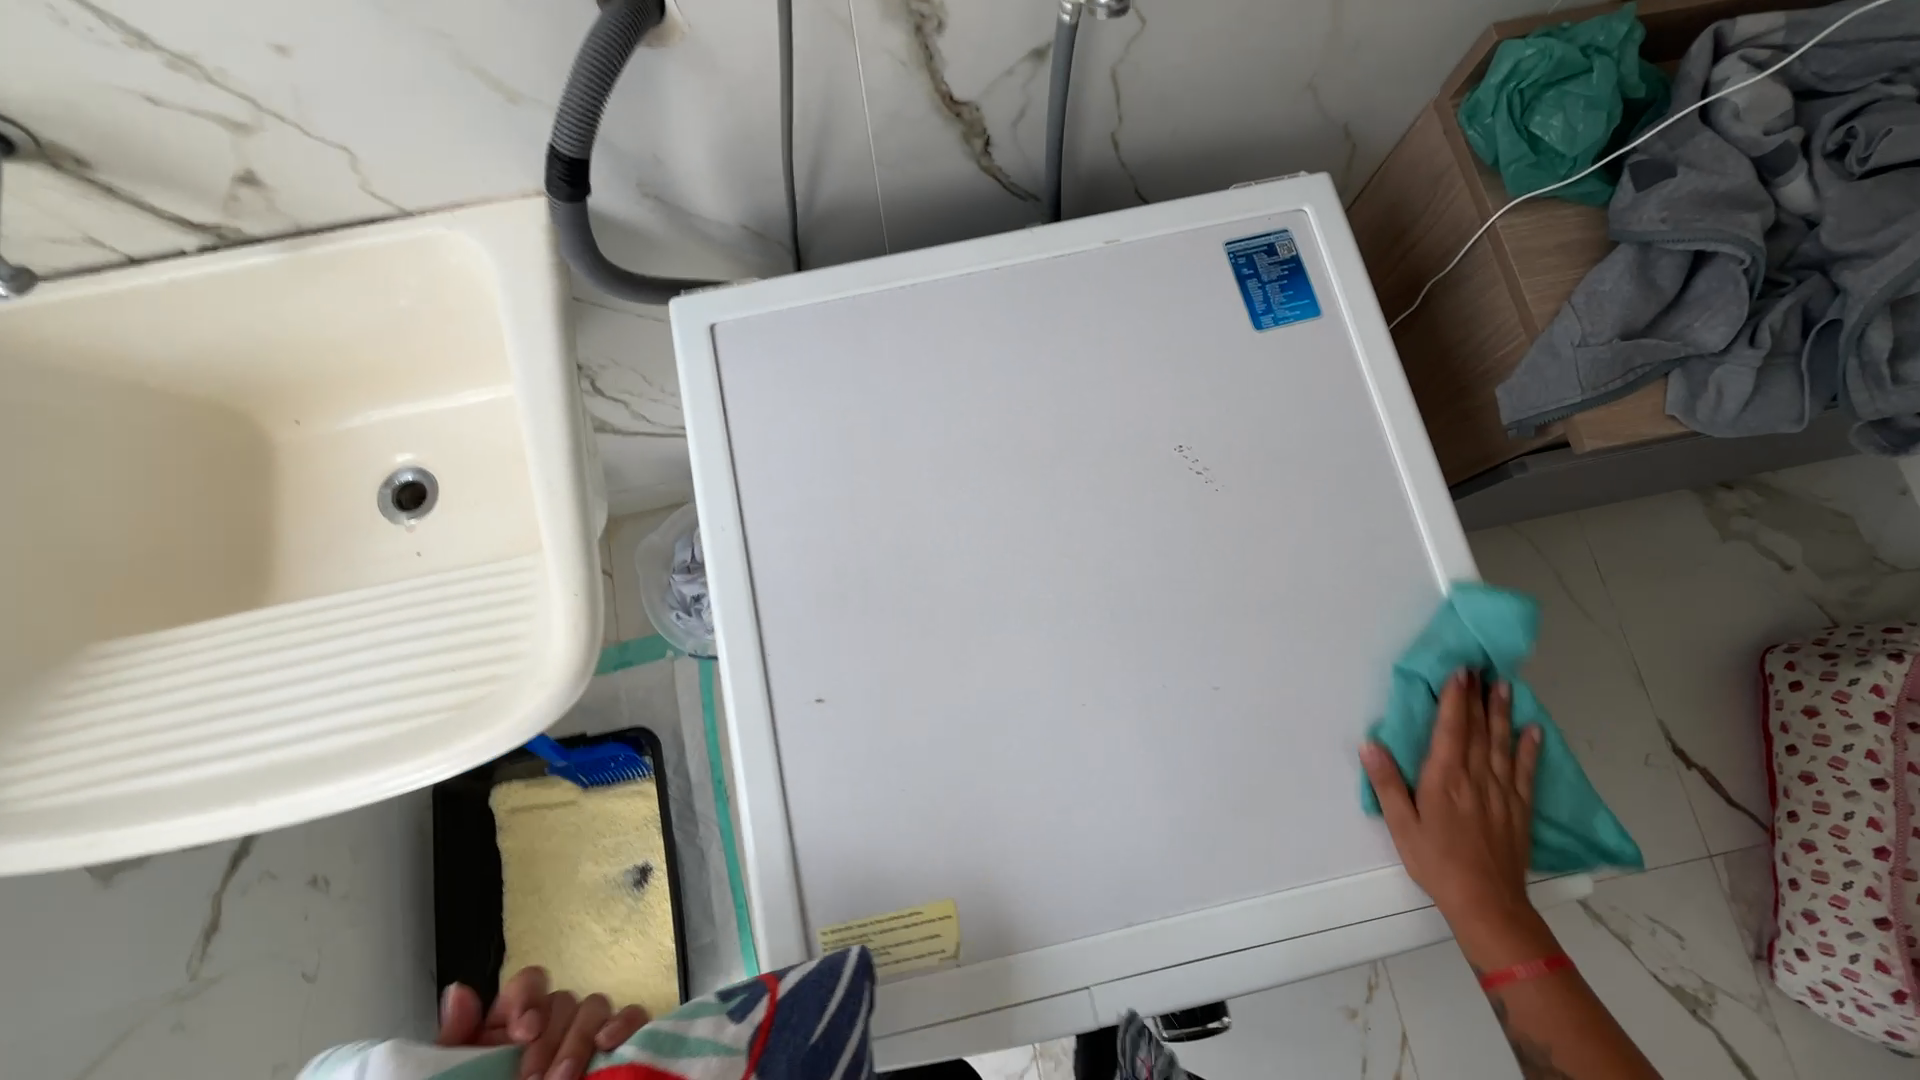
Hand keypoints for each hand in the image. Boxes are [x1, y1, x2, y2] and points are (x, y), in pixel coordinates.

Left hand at [438, 966, 648, 1079]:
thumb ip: (456, 1043)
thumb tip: (458, 991)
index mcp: (512, 1031)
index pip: (529, 984)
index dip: (528, 998)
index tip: (522, 1033)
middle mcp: (553, 1027)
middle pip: (563, 998)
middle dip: (550, 1037)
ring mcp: (590, 1038)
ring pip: (595, 1005)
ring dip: (578, 1040)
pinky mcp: (622, 1051)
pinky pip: (634, 1016)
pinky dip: (624, 1023)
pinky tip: (607, 1046)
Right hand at [1360, 669, 1542, 932]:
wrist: (1486, 901)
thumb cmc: (1435, 861)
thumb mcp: (1400, 824)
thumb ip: (1387, 783)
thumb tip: (1370, 745)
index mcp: (1444, 779)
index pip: (1451, 729)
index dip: (1455, 699)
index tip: (1460, 672)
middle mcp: (1476, 778)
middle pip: (1479, 729)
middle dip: (1479, 697)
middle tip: (1483, 668)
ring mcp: (1502, 792)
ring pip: (1503, 743)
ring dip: (1504, 713)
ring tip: (1506, 686)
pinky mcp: (1519, 808)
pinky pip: (1526, 771)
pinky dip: (1530, 748)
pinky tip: (1533, 730)